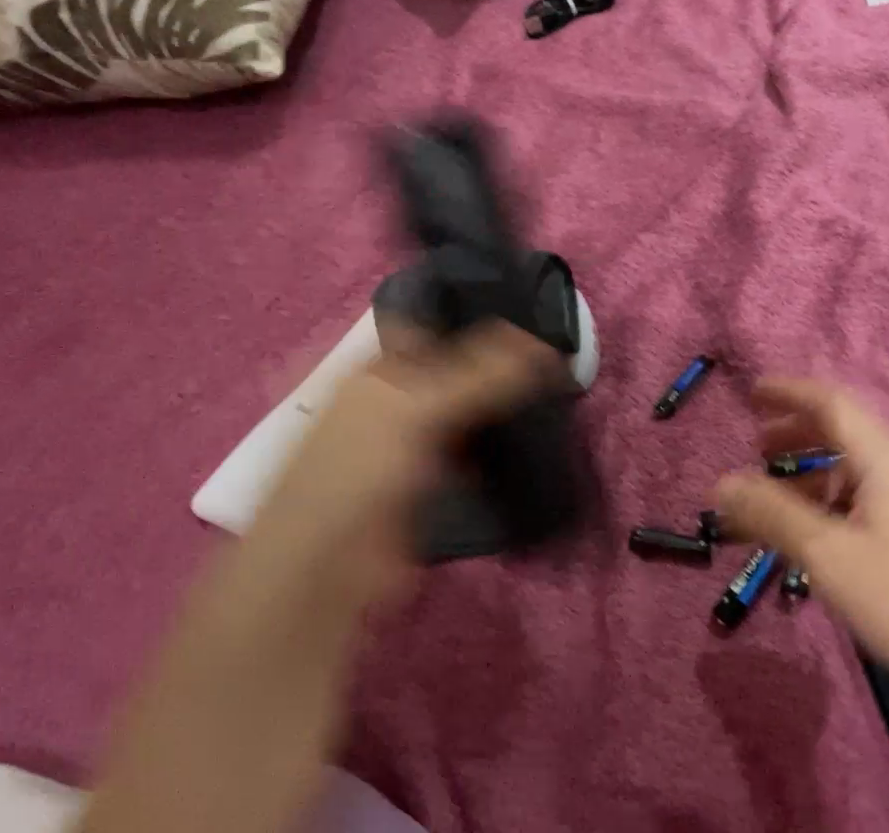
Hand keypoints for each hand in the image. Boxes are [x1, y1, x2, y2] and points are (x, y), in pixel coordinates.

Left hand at [251, 321, 566, 604]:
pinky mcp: (436, 483)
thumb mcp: (416, 407)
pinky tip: (540, 437)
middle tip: (560, 355)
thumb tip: (545, 344)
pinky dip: (505, 447)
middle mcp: (395, 400)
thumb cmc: (356, 472)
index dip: (481, 320)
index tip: (535, 318)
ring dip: (508, 407)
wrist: (327, 571)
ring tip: (561, 390)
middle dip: (504, 365)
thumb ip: (482, 373)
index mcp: (376, 370)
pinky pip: (479, 453)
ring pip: (472, 412)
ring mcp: (415, 444)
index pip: (436, 328)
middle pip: (460, 370)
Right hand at [713, 379, 888, 719]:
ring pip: (860, 469)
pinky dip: (837, 500)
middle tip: (755, 447)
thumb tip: (721, 483)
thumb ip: (773, 514)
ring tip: (776, 496)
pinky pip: (874, 497)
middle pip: (847, 432)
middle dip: (798, 433)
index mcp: (888, 458)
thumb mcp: (829, 558)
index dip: (788, 393)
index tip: (751, 394)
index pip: (833, 403)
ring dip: (815, 472)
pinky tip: (819, 533)